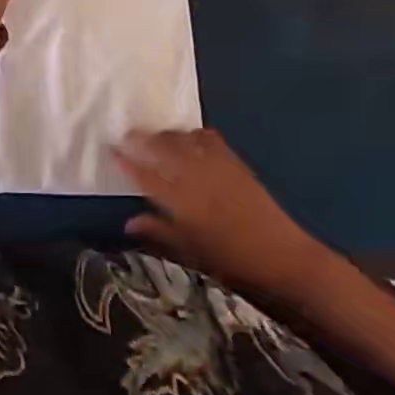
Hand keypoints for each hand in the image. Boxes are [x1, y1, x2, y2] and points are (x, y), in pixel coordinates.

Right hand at [114, 128, 329, 298]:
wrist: (282, 255)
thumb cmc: (231, 260)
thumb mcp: (190, 253)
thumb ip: (159, 233)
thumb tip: (129, 223)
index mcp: (181, 202)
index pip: (145, 175)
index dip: (127, 161)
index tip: (112, 149)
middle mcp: (195, 177)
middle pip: (162, 148)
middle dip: (142, 138)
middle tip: (127, 134)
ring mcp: (216, 166)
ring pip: (183, 139)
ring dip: (165, 134)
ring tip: (154, 134)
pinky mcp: (234, 161)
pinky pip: (208, 138)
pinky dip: (194, 134)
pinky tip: (189, 137)